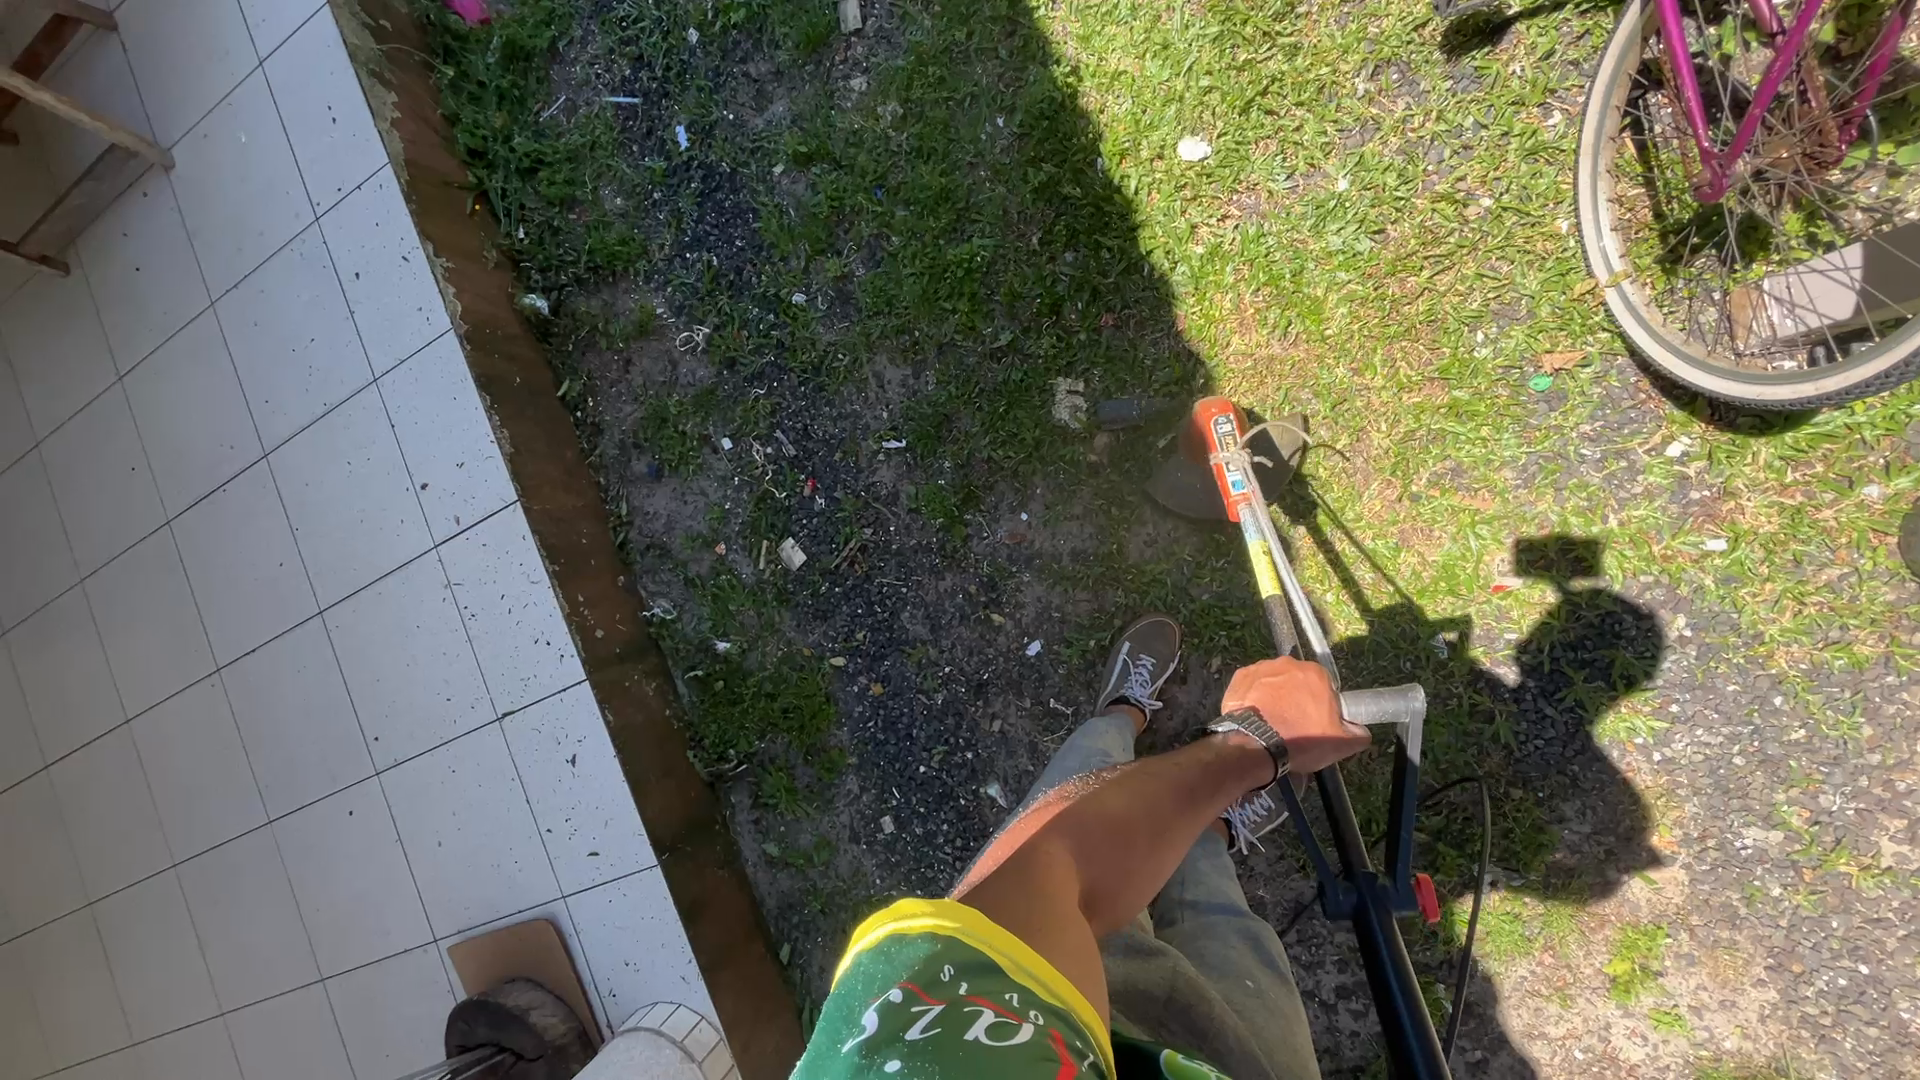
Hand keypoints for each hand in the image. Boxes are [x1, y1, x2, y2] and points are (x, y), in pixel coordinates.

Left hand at [1222, 657, 1371, 773]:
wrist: (1256, 744)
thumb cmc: (1301, 740)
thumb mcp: (1341, 743)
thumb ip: (1357, 732)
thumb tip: (1359, 729)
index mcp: (1315, 673)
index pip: (1323, 684)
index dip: (1320, 703)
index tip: (1314, 719)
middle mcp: (1287, 663)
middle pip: (1296, 680)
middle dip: (1296, 696)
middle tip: (1293, 721)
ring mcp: (1261, 668)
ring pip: (1273, 681)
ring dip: (1274, 695)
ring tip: (1272, 720)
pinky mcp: (1239, 676)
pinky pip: (1251, 685)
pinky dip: (1253, 696)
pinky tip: (1255, 715)